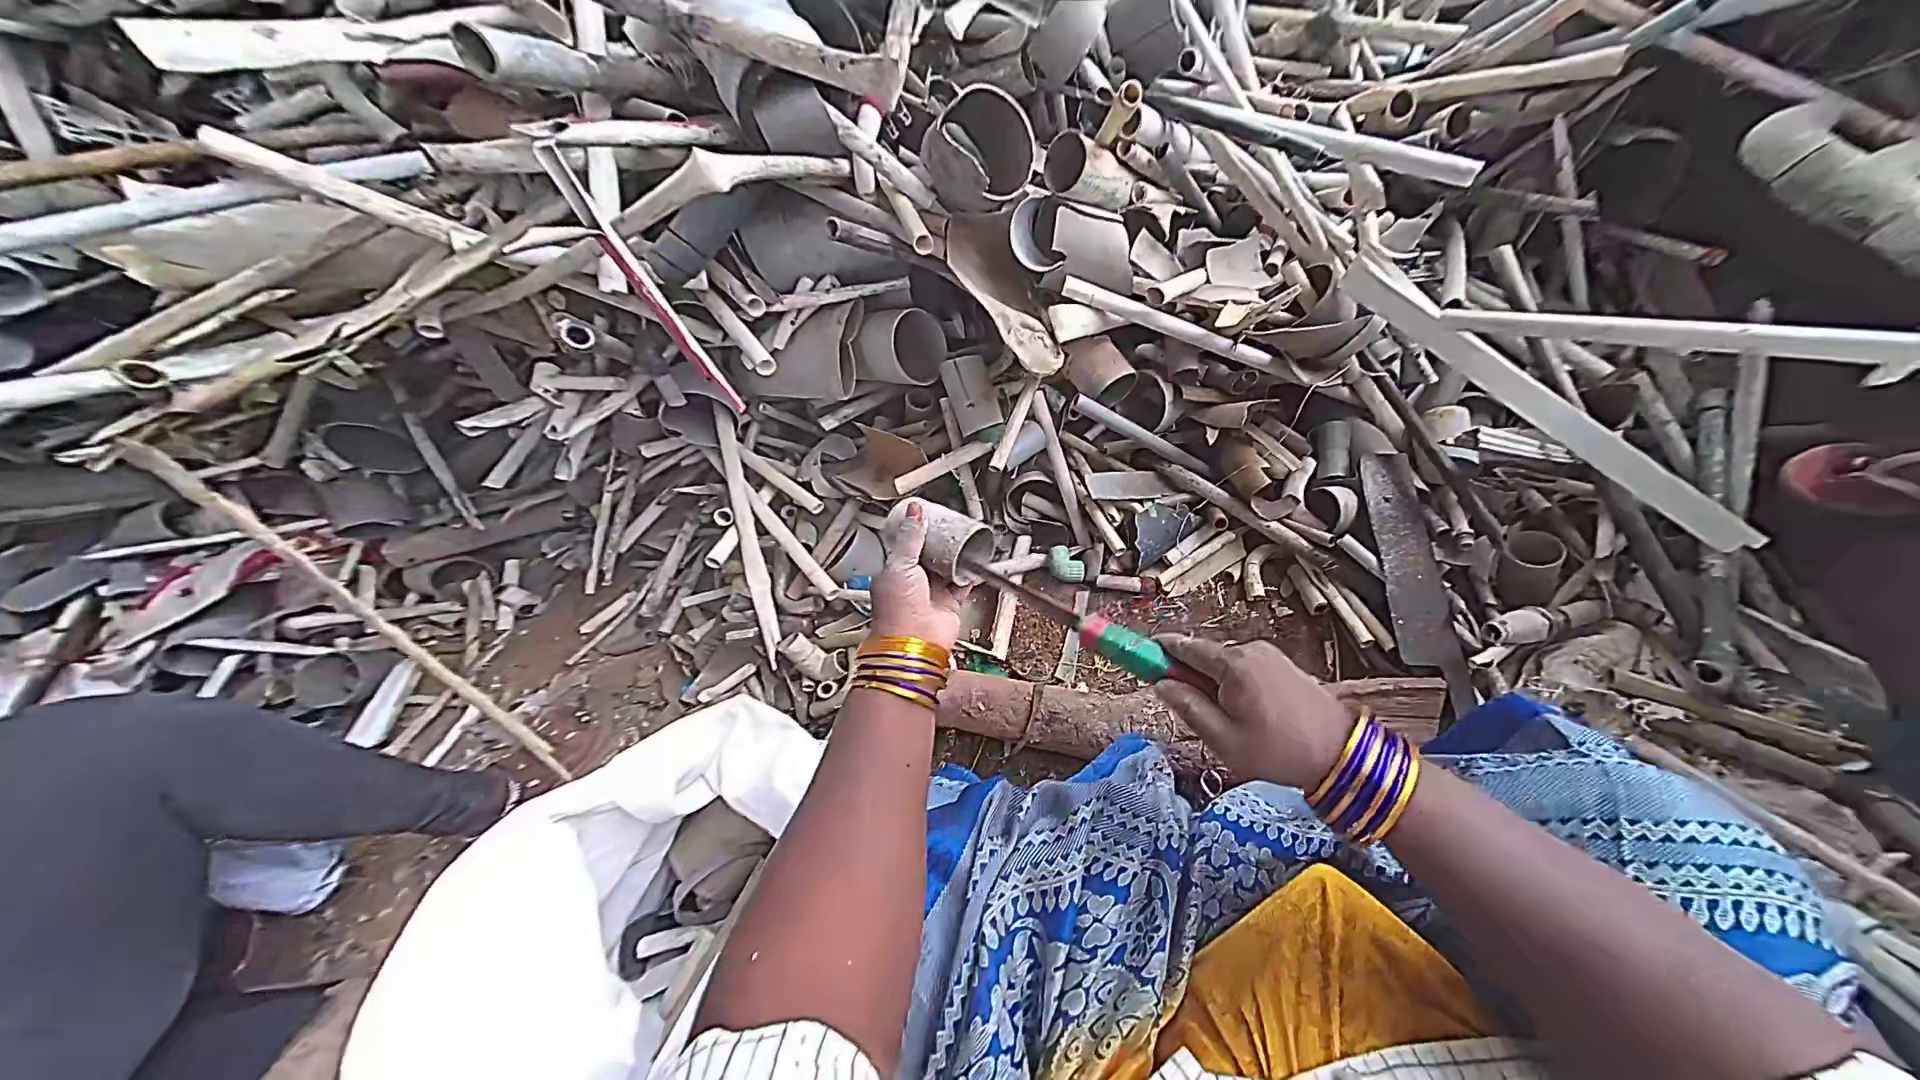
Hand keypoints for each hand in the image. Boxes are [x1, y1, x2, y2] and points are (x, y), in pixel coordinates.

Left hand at [869, 501, 968, 650]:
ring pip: (947, 569)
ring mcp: (931, 593)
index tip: (929, 517)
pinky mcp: (948, 603)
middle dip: (940, 544)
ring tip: (965, 542)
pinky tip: (974, 564)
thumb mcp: (900, 564)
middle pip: (929, 556)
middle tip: (951, 527)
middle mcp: (913, 582)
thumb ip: (910, 537)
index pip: (906, 545)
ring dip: (956, 558)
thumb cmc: (897, 610)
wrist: (915, 640)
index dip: (917, 531)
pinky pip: (962, 585)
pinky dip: (969, 575)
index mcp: (894, 571)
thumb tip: (914, 511)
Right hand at [1152, 636, 1354, 788]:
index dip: (1157, 651)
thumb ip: (1187, 707)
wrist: (1345, 759)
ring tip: (1227, 721)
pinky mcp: (1285, 666)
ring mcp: (1272, 656)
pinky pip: (1246, 668)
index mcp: (1233, 664)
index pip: (1183, 646)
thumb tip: (1162, 684)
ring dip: (1215, 683)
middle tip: (1192, 710)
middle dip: (1190, 676)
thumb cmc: (1281, 753)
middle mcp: (1252, 650)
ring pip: (1225, 663)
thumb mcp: (1222, 738)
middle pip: (1204, 655)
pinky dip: (1236, 684)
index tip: (1139, 657)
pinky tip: (1247, 715)